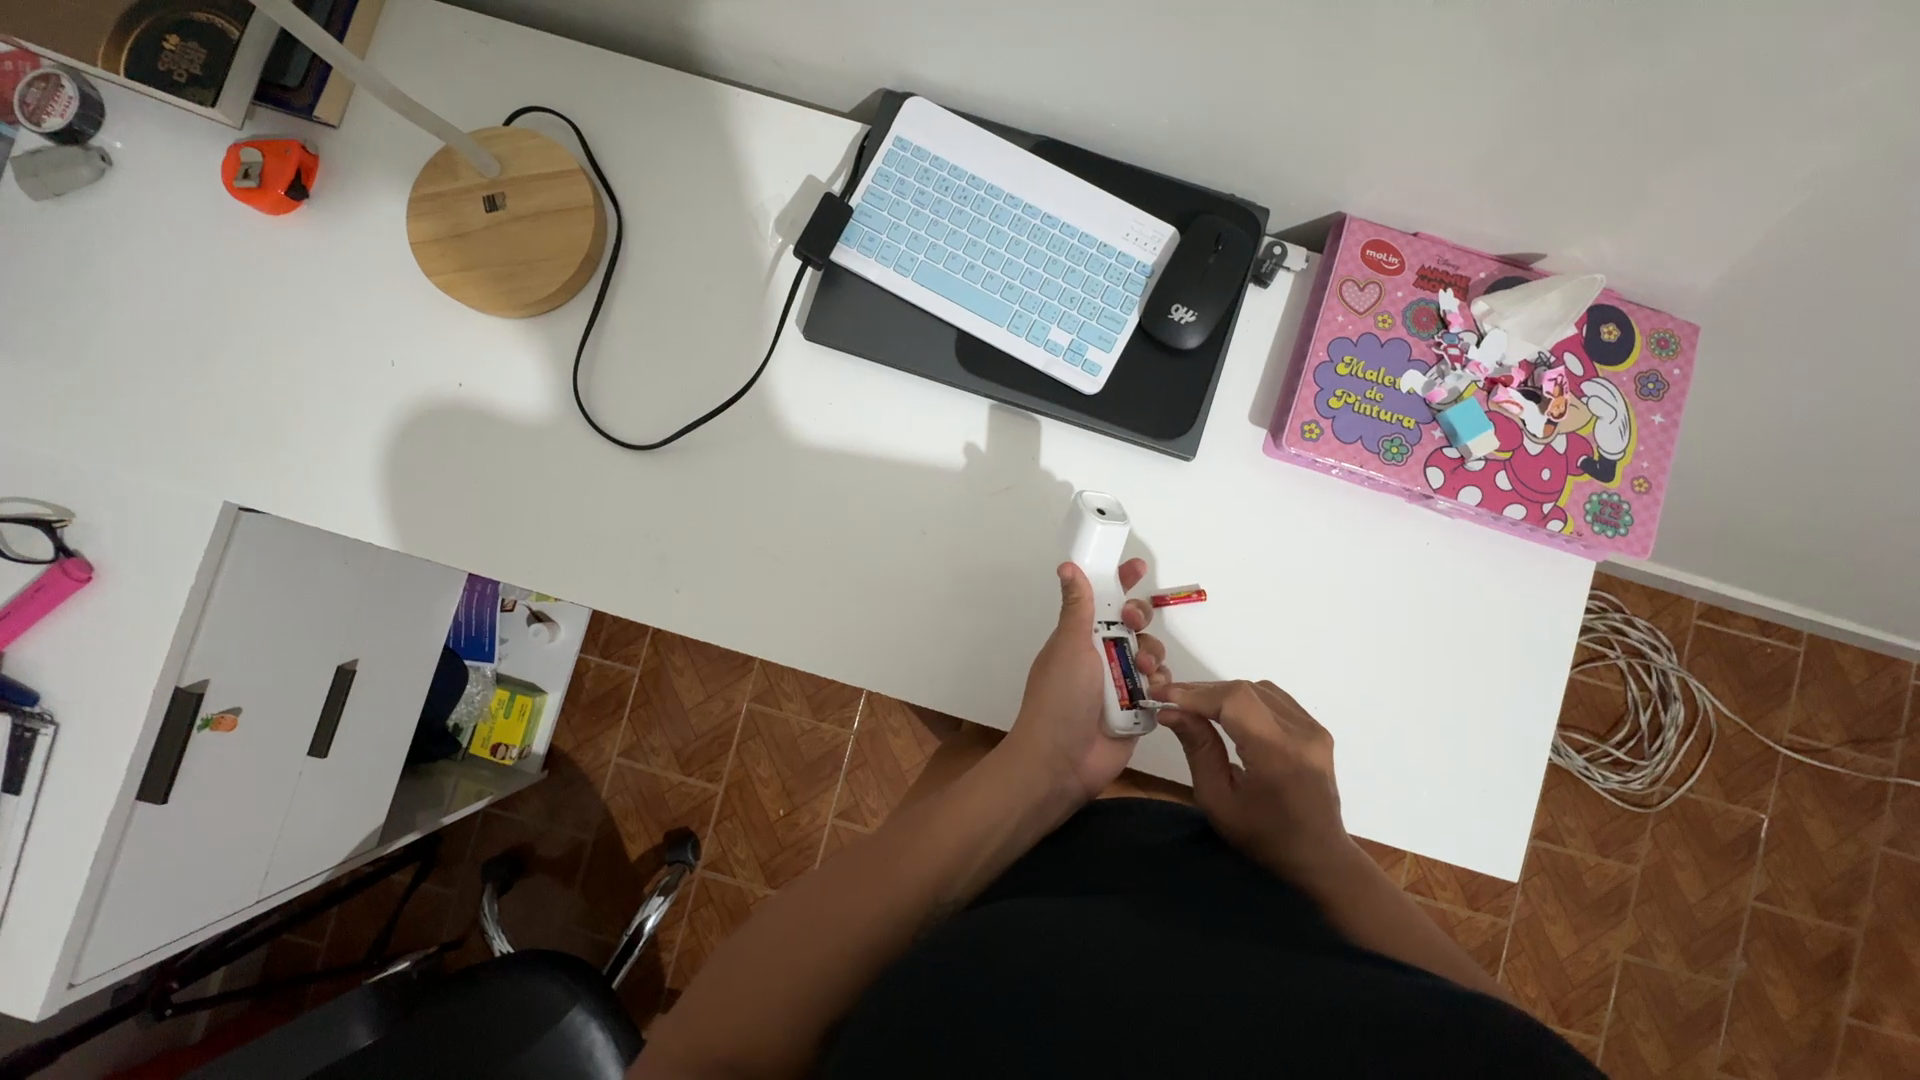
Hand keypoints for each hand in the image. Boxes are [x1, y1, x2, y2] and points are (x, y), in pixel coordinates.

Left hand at [1003, 559, 1167, 801]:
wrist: (1061, 761)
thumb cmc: (1059, 699)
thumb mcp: (1068, 646)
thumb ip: (1077, 607)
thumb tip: (1068, 566)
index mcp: (1079, 638)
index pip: (1102, 601)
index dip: (1120, 582)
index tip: (1137, 567)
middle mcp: (1100, 657)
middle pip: (1134, 626)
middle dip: (1141, 620)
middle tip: (1134, 626)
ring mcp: (1119, 685)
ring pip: (1151, 656)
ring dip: (1153, 656)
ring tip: (1144, 670)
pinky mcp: (1137, 711)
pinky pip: (1161, 689)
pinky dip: (1162, 687)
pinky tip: (1155, 693)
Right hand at [1157, 680, 1352, 883]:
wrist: (1320, 856)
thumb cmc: (1263, 838)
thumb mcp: (1218, 800)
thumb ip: (1197, 749)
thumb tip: (1170, 711)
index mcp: (1277, 755)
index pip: (1233, 701)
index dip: (1194, 693)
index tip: (1161, 696)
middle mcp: (1301, 733)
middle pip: (1244, 690)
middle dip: (1202, 692)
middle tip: (1169, 701)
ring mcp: (1313, 729)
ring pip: (1259, 689)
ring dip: (1223, 693)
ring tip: (1194, 706)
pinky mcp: (1316, 729)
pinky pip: (1274, 699)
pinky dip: (1244, 699)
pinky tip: (1226, 712)